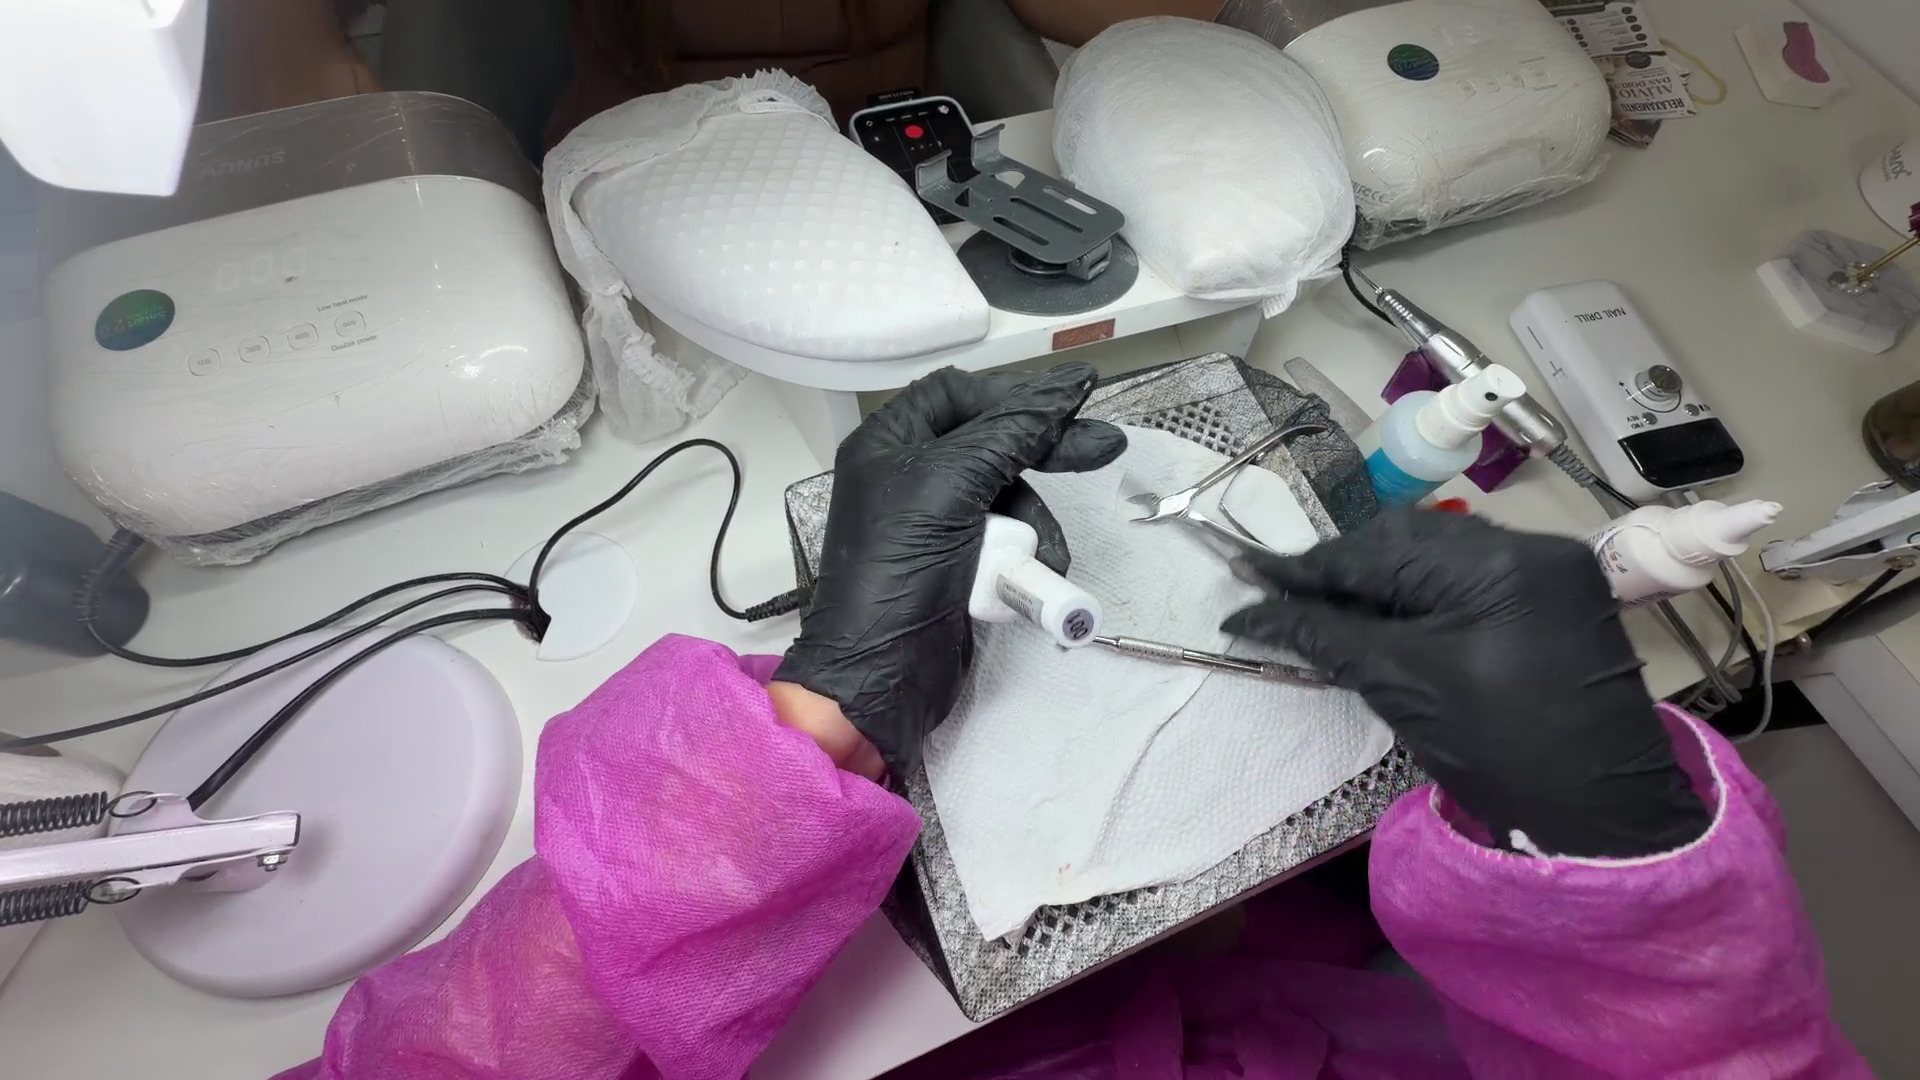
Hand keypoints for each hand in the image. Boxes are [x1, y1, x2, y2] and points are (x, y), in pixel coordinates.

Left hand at [773, 364, 1126, 773]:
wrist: (882, 675)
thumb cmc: (901, 570)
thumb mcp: (952, 485)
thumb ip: (1013, 430)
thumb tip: (1071, 383)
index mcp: (890, 442)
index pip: (959, 393)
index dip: (1014, 393)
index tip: (1072, 400)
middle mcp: (911, 473)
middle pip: (992, 440)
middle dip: (1043, 453)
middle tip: (1103, 449)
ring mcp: (937, 519)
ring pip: (1008, 495)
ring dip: (1036, 522)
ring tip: (1045, 556)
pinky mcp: (961, 560)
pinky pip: (1008, 537)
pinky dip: (1028, 554)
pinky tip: (1039, 576)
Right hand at [1223, 508, 1709, 857]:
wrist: (1602, 818)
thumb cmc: (1495, 751)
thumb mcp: (1393, 683)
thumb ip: (1317, 632)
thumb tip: (1247, 611)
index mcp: (1494, 568)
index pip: (1370, 555)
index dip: (1300, 568)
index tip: (1243, 569)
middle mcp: (1527, 547)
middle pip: (1400, 537)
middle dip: (1338, 566)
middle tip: (1284, 593)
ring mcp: (1546, 563)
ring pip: (1429, 545)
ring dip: (1373, 571)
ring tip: (1327, 601)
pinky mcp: (1551, 586)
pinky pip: (1462, 565)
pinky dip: (1414, 581)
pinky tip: (1383, 605)